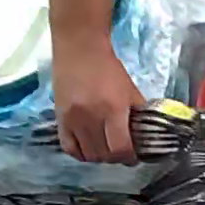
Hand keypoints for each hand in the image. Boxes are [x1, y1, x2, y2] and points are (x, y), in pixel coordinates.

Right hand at [52, 34, 143, 163]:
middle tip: (121, 151)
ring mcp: (72, 119)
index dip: (130, 158)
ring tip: (106, 149)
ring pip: (88, 155)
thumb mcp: (132, 93)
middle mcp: (90, 117)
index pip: (121, 149)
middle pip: (105, 155)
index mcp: (112, 109)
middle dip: (117, 158)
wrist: (80, 46)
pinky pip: (69, 148)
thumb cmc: (110, 70)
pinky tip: (89, 147)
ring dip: (100, 157)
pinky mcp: (59, 118)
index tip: (134, 156)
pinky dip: (81, 153)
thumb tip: (145, 142)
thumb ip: (139, 118)